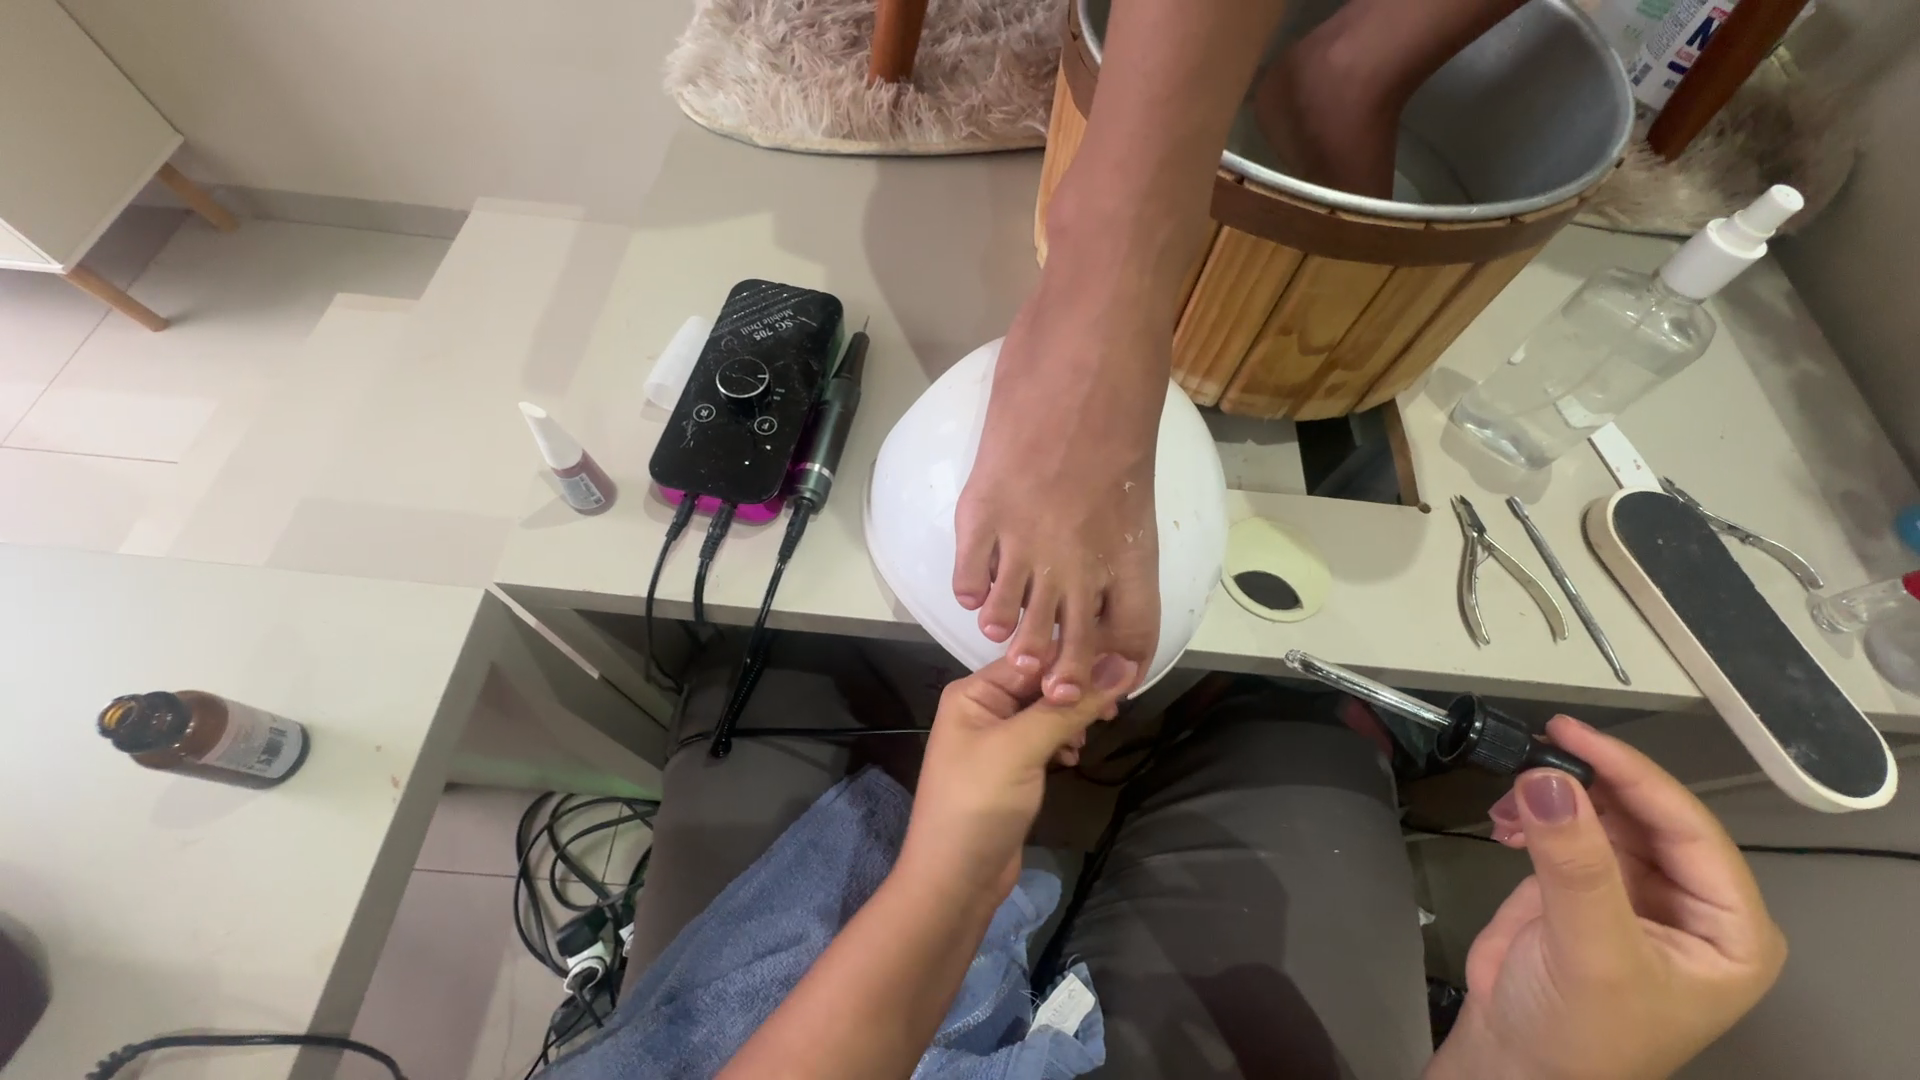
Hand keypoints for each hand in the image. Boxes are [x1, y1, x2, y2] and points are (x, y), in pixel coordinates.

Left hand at [900, 654, 1136, 899]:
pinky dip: (1063, 742)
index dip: (1074, 662)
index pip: (1033, 658)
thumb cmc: (979, 804)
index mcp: (973, 691)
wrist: (956, 881)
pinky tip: (1074, 756)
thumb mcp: (1023, 747)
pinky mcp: (1012, 767)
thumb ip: (1071, 707)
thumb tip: (1121, 665)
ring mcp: (996, 739)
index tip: (1119, 668)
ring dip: (1072, 719)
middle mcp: (983, 707)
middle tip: (1114, 707)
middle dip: (1076, 692)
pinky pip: (1045, 739)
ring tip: (1093, 733)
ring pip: (1047, 712)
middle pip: (1041, 683)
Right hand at [953, 216, 1175, 705]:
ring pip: (1014, 614)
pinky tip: (972, 590)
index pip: (1134, 630)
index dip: (1122, 666)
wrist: (1096, 329)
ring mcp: (1028, 532)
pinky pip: (970, 569)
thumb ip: (1118, 516)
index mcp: (1132, 543)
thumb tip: (1095, 542)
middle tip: (1046, 684)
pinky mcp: (985, 503)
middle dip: (1060, 672)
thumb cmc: (1131, 385)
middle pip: (1069, 638)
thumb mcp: (1141, 465)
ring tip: (1004, 638)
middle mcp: (1081, 553)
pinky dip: (970, 586)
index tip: (1109, 681)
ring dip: (1010, 633)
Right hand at [1427, 717, 1786, 1079]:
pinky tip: (1505, 823)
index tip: (1573, 734)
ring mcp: (1629, 889)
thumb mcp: (1591, 952)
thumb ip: (1576, 865)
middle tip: (1534, 751)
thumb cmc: (1582, 1029)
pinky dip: (1530, 813)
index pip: (1690, 829)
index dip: (1634, 775)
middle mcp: (1687, 900)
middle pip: (1645, 813)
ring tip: (1510, 802)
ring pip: (1601, 813)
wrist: (1517, 1056)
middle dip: (1589, 782)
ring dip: (1554, 796)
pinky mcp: (1577, 883)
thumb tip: (1548, 779)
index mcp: (1729, 926)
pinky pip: (1563, 827)